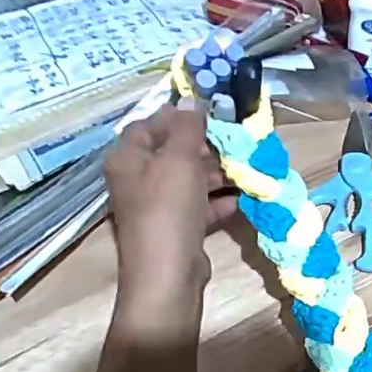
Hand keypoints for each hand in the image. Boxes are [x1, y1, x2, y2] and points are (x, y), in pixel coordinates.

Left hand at [104, 105, 236, 306]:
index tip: (211, 114)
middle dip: (203, 147)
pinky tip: (241, 198)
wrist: (168, 273)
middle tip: (234, 142)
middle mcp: (138, 180)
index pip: (149, 125)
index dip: (178, 117)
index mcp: (128, 159)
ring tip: (244, 168)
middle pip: (171, 153)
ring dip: (215, 174)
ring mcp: (157, 207)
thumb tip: (192, 98)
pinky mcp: (177, 229)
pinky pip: (199, 207)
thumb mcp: (179, 160)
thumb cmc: (168, 209)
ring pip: (188, 181)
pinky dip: (218, 201)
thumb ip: (187, 127)